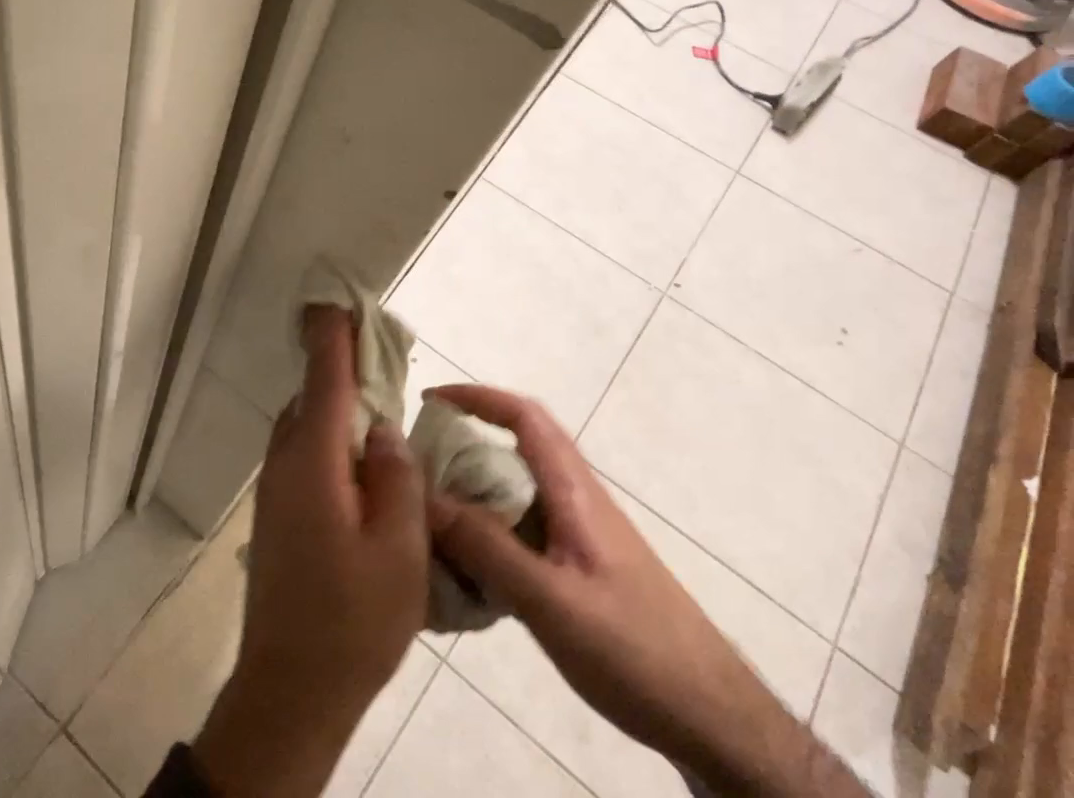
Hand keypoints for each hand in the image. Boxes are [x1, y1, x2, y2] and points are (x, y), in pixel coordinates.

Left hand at [191, 307, 428, 797]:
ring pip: (303, 431)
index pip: (323, 382)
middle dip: (337, 370)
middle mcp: (284, 466)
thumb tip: (382, 431)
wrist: (294, 682)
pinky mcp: (277, 517)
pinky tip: (360, 461)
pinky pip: (302, 458)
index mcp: (313, 463)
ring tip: (378, 403)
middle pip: (308, 401)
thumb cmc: (355, 619)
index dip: (332, 339)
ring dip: (333, 408)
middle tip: (378, 353)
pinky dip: (327, 441)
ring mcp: (274, 493)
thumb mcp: (400, 548)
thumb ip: (395, 479)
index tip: (335, 301)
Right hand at [424, 384, 866, 797]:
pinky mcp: (575, 574)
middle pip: (509, 455)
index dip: (477, 398)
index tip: (427, 398)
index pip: (527, 419)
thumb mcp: (550, 601)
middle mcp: (576, 507)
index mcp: (575, 497)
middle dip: (454, 451)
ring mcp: (577, 541)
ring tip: (416, 524)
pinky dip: (478, 540)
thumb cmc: (636, 652)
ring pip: (508, 499)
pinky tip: (456, 574)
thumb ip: (485, 547)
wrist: (712, 718)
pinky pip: (514, 538)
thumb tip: (419, 494)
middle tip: (403, 476)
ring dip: (462, 499)